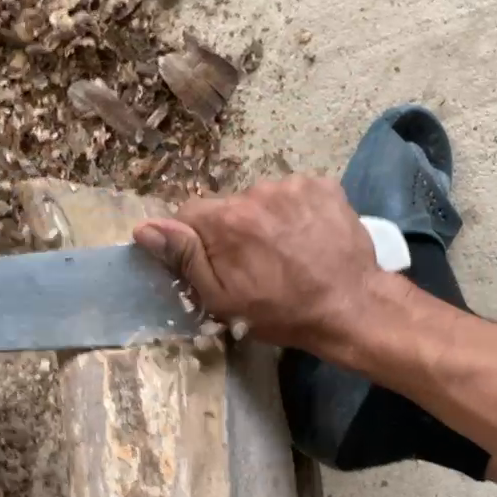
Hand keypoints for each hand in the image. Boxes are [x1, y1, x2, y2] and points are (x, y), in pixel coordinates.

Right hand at [132, 178, 394, 352]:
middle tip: (258, 265)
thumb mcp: (221, 298)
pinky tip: (309, 237)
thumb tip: (144, 228)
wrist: (352, 307)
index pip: (189, 214)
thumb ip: (183, 257)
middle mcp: (256, 191)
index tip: (218, 264)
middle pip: (228, 207)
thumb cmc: (282, 311)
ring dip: (267, 220)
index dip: (197, 241)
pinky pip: (296, 193)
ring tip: (288, 252)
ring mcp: (294, 185)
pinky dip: (297, 211)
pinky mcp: (324, 185)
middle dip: (235, 230)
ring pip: (263, 199)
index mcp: (225, 219)